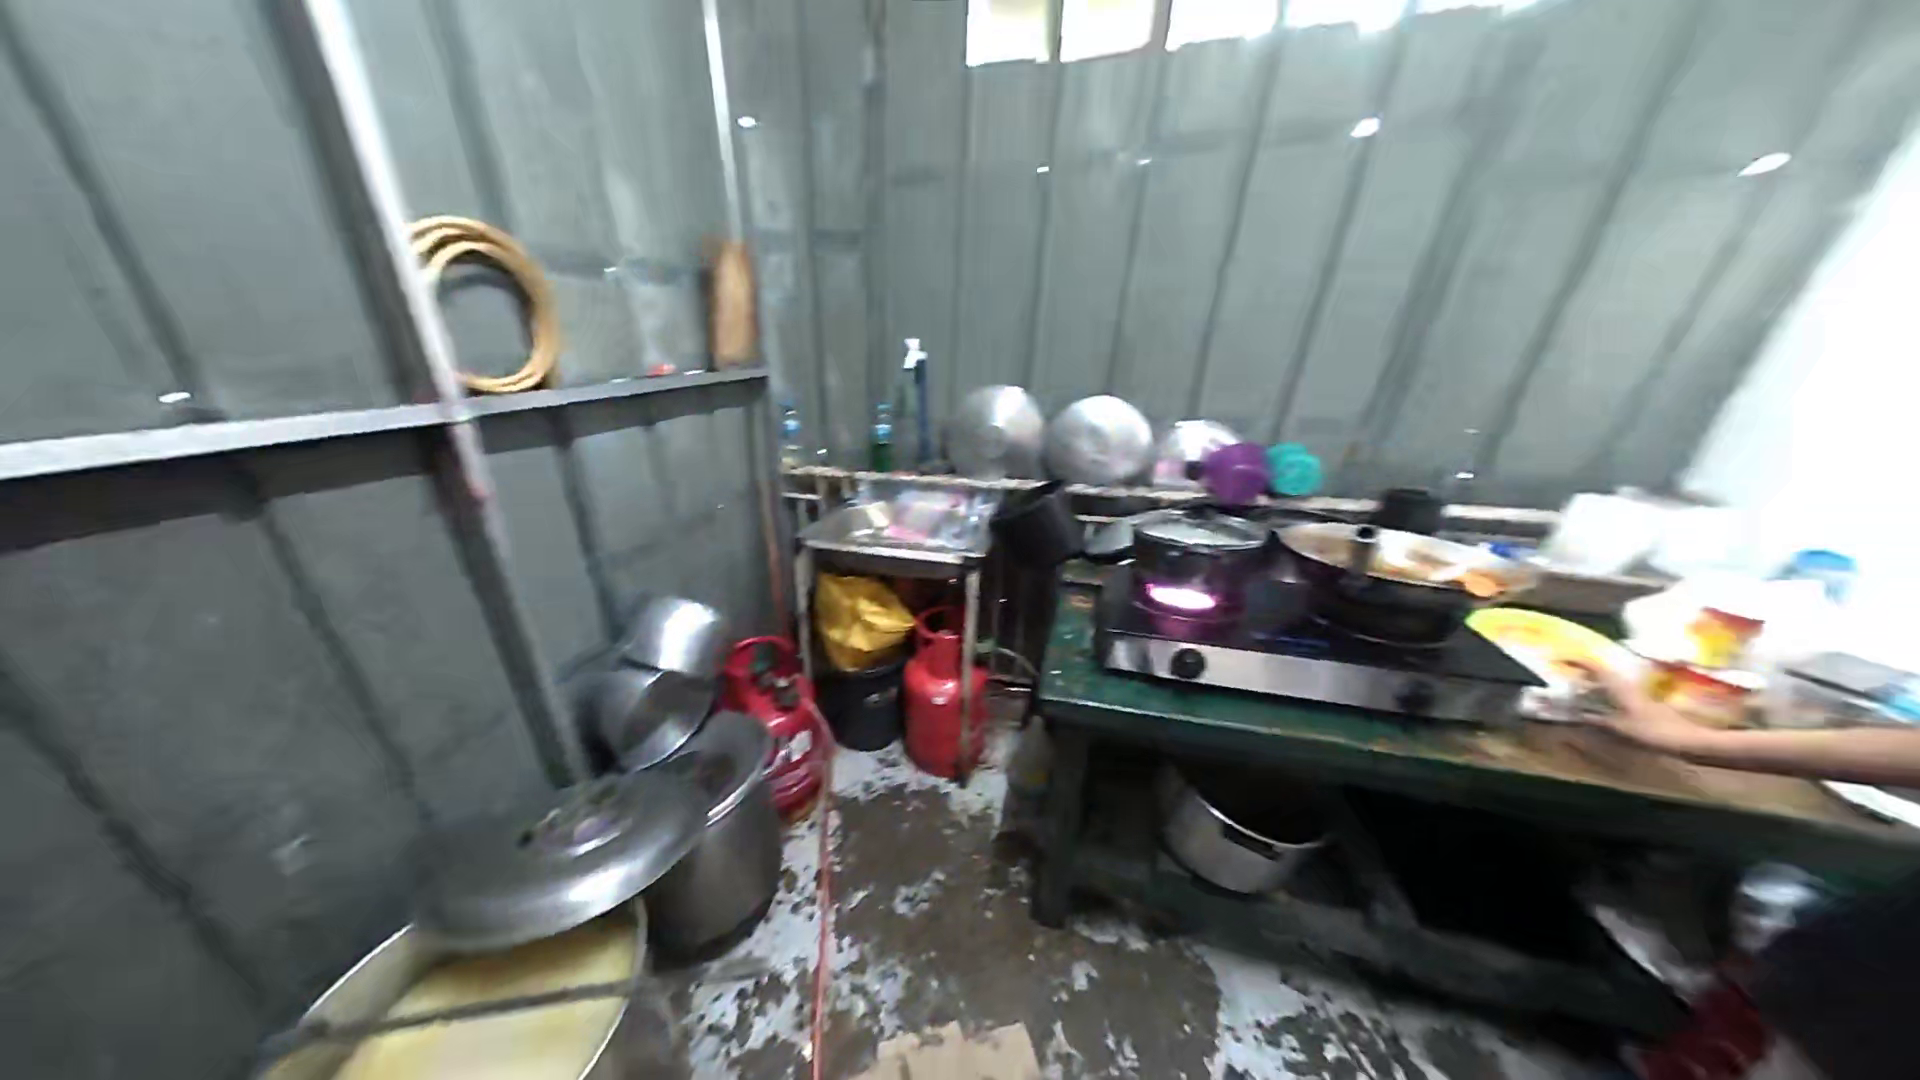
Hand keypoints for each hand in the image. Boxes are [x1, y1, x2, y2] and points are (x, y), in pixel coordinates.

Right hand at [1570, 662, 1713, 756]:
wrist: (1695, 743)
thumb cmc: (1655, 732)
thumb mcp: (1619, 728)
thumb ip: (1594, 719)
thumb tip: (1573, 713)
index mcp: (1620, 687)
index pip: (1594, 667)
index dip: (1574, 661)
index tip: (1557, 660)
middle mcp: (1629, 687)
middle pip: (1601, 673)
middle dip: (1581, 672)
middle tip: (1564, 676)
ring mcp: (1639, 695)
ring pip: (1610, 683)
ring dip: (1593, 683)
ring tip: (1577, 691)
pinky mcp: (1646, 705)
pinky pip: (1617, 694)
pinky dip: (1603, 695)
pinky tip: (1599, 706)